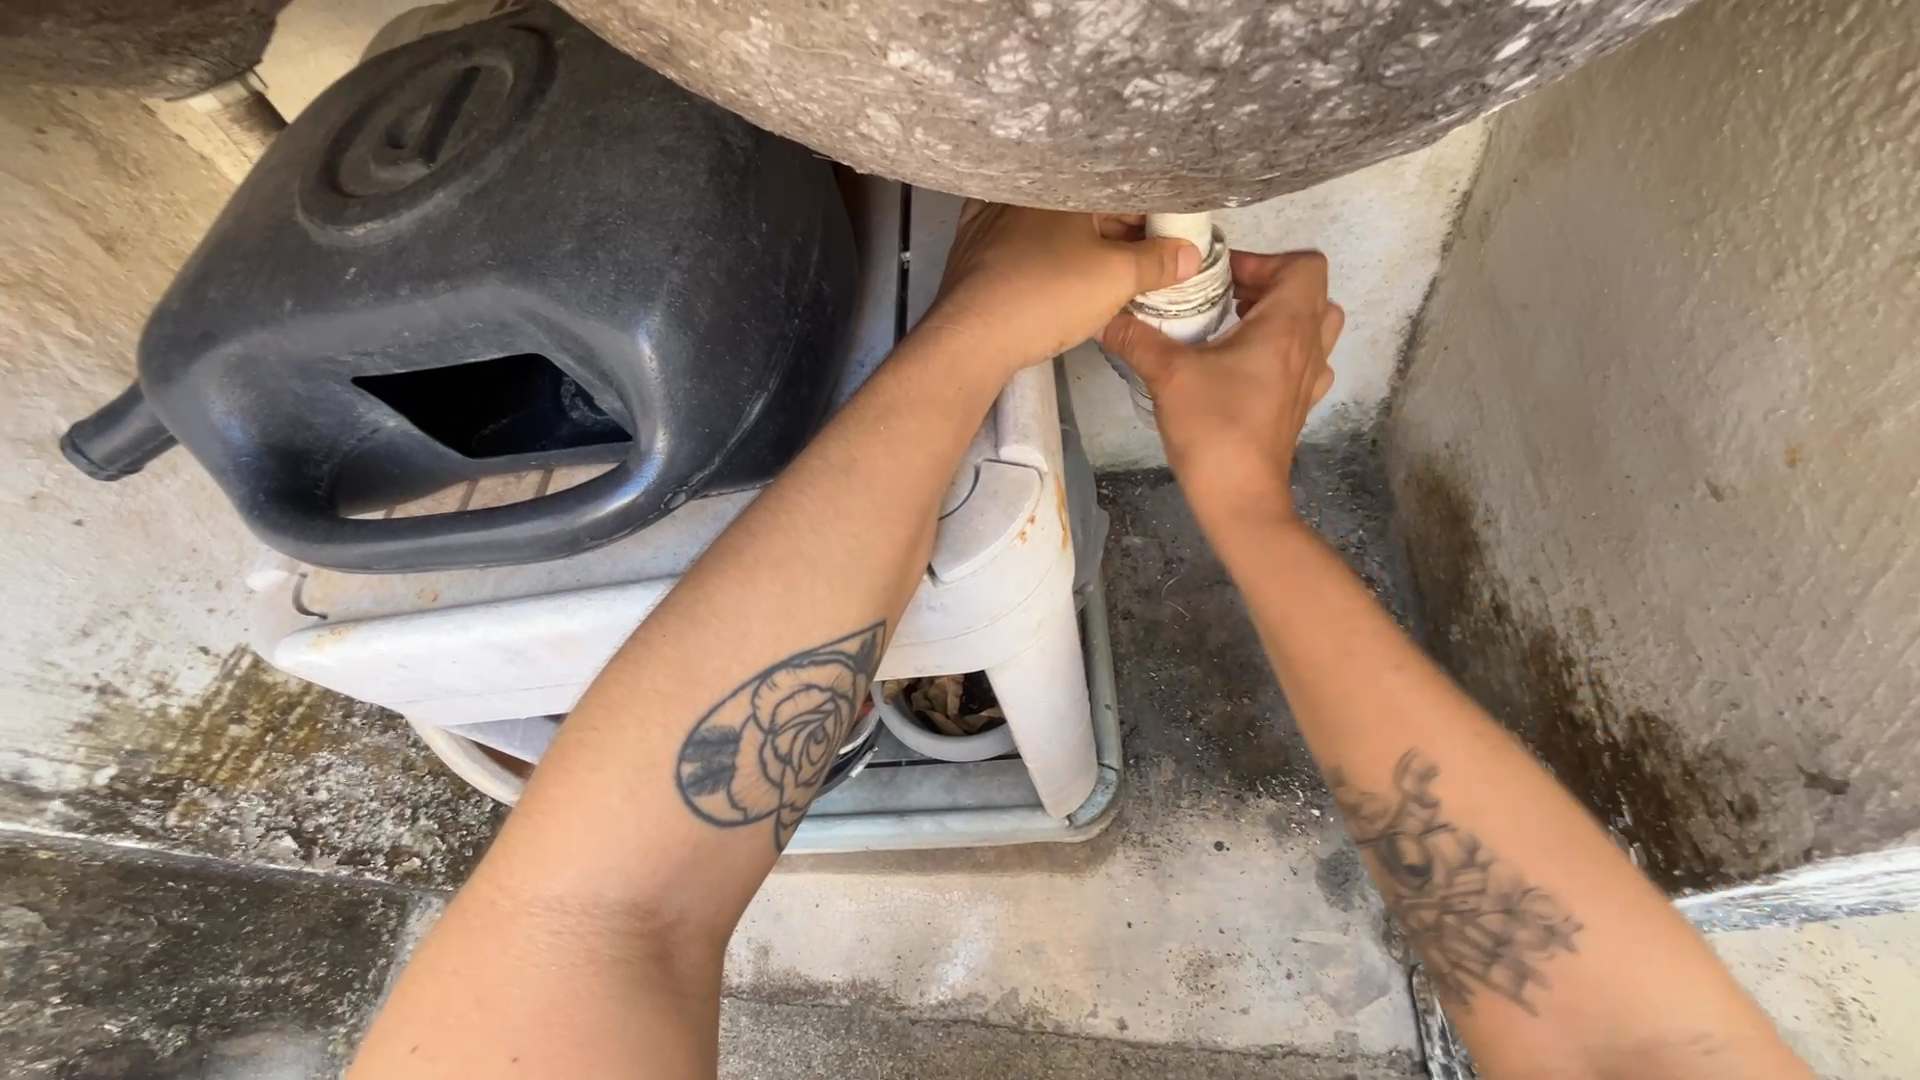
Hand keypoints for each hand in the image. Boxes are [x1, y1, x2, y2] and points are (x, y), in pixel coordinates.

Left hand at [920, 203, 1201, 376]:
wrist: (973, 336)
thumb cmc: (1048, 295)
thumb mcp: (1116, 278)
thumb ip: (1157, 261)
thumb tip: (1190, 254)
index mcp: (1061, 182)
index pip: (1119, 188)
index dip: (1149, 216)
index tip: (1166, 241)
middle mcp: (1023, 189)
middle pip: (1083, 205)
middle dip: (1115, 231)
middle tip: (1142, 262)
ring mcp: (988, 217)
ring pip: (1049, 223)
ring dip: (1078, 243)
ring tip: (1102, 271)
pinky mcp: (970, 248)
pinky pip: (1017, 243)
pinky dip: (1040, 253)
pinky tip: (1051, 270)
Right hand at [1098, 251, 1343, 520]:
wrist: (1239, 496)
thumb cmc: (1213, 428)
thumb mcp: (1167, 375)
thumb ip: (1135, 339)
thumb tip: (1102, 316)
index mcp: (1288, 325)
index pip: (1302, 264)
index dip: (1262, 260)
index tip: (1218, 278)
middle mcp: (1308, 346)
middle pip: (1309, 292)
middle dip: (1266, 285)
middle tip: (1222, 298)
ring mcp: (1308, 379)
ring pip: (1313, 327)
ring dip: (1279, 317)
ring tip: (1234, 327)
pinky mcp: (1298, 406)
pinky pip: (1303, 362)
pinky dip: (1281, 352)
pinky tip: (1244, 367)